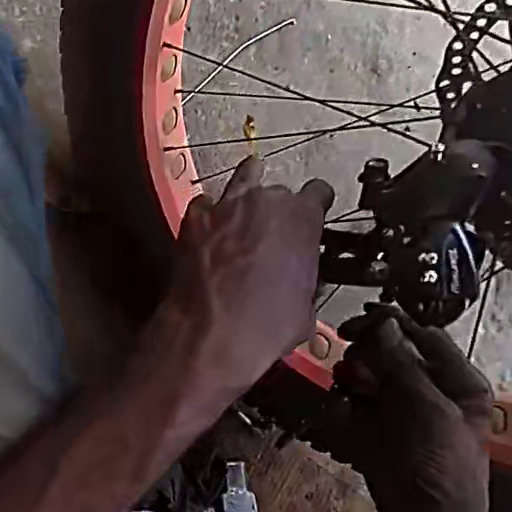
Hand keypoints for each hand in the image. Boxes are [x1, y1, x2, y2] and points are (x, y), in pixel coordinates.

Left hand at [143, 155, 332, 435]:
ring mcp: (225, 205)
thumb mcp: (305, 304)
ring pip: (241, 180)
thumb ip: (305, 274)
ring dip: (245, 195)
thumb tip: (297, 279)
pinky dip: (208, 215)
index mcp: (303, 217)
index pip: (317, 193)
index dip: (314, 206)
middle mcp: (265, 201)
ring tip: (244, 211)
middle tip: (270, 234)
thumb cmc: (264, 324)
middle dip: (275, 210)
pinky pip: (204, 204)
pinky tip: (209, 231)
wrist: (212, 332)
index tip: (309, 217)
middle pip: (276, 191)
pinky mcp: (193, 218)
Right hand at [331, 304, 498, 511]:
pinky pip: (356, 389)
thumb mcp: (429, 410)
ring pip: (371, 367)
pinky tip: (346, 392)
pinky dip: (348, 387)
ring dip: (358, 367)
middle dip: (371, 346)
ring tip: (354, 380)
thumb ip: (403, 364)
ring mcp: (399, 402)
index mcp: (457, 381)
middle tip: (352, 345)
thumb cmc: (442, 464)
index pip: (425, 336)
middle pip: (393, 348)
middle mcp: (428, 386)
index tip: (364, 313)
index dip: (396, 322)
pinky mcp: (374, 418)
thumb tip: (383, 323)